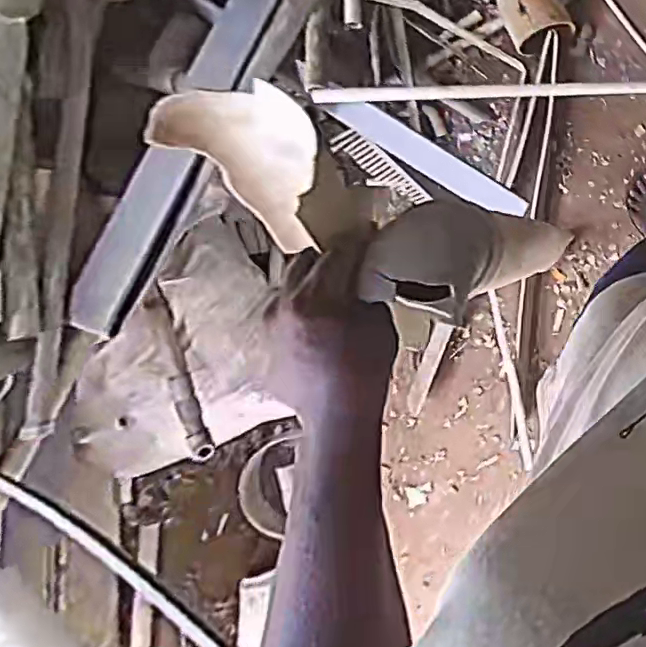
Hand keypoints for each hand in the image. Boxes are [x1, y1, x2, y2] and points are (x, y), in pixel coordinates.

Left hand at [266, 230, 399, 428]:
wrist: (336, 414)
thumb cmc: (365, 371)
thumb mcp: (379, 324)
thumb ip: (366, 293)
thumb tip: (363, 277)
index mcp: (318, 299)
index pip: (338, 252)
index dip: (357, 239)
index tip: (367, 232)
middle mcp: (286, 305)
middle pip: (306, 259)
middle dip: (330, 256)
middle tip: (352, 260)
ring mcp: (271, 322)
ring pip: (290, 281)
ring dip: (313, 278)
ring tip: (334, 288)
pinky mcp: (266, 337)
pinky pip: (283, 306)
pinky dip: (302, 302)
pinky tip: (321, 316)